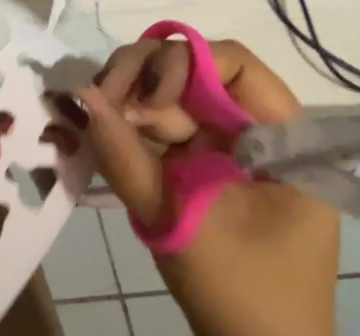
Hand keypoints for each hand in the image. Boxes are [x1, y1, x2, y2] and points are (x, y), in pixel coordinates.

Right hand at [56, 39, 338, 335]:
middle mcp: (257, 130)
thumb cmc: (240, 295)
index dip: (183, 63)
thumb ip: (126, 157)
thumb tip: (75, 96)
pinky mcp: (201, 165)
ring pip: (170, 95)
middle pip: (194, 72)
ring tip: (93, 121)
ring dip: (127, 99)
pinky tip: (99, 130)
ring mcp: (227, 148)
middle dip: (142, 79)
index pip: (235, 64)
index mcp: (284, 138)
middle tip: (99, 104)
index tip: (142, 99)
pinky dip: (128, 124)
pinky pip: (161, 126)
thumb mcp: (179, 222)